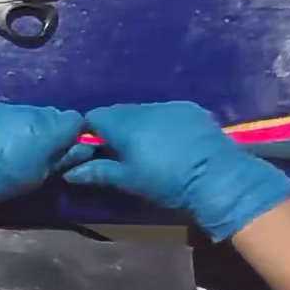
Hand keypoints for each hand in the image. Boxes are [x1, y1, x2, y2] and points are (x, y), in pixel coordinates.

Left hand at [0, 102, 92, 215]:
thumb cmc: (9, 180)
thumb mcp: (43, 174)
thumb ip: (66, 157)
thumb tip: (85, 147)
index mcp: (49, 129)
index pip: (75, 120)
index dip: (74, 132)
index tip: (67, 145)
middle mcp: (32, 112)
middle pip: (52, 114)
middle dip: (51, 128)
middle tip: (41, 147)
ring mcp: (10, 108)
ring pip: (31, 112)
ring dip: (30, 124)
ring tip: (18, 143)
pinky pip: (10, 113)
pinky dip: (11, 122)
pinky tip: (1, 138)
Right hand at [64, 102, 289, 239]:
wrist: (220, 180)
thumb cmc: (166, 182)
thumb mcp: (128, 180)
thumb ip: (97, 172)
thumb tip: (69, 172)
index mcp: (123, 125)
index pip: (93, 116)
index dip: (89, 132)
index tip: (94, 150)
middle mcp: (143, 108)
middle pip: (117, 112)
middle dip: (113, 129)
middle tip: (119, 152)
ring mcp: (169, 106)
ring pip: (141, 111)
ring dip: (137, 125)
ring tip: (146, 148)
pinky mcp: (190, 109)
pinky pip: (164, 112)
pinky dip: (160, 124)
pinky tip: (169, 142)